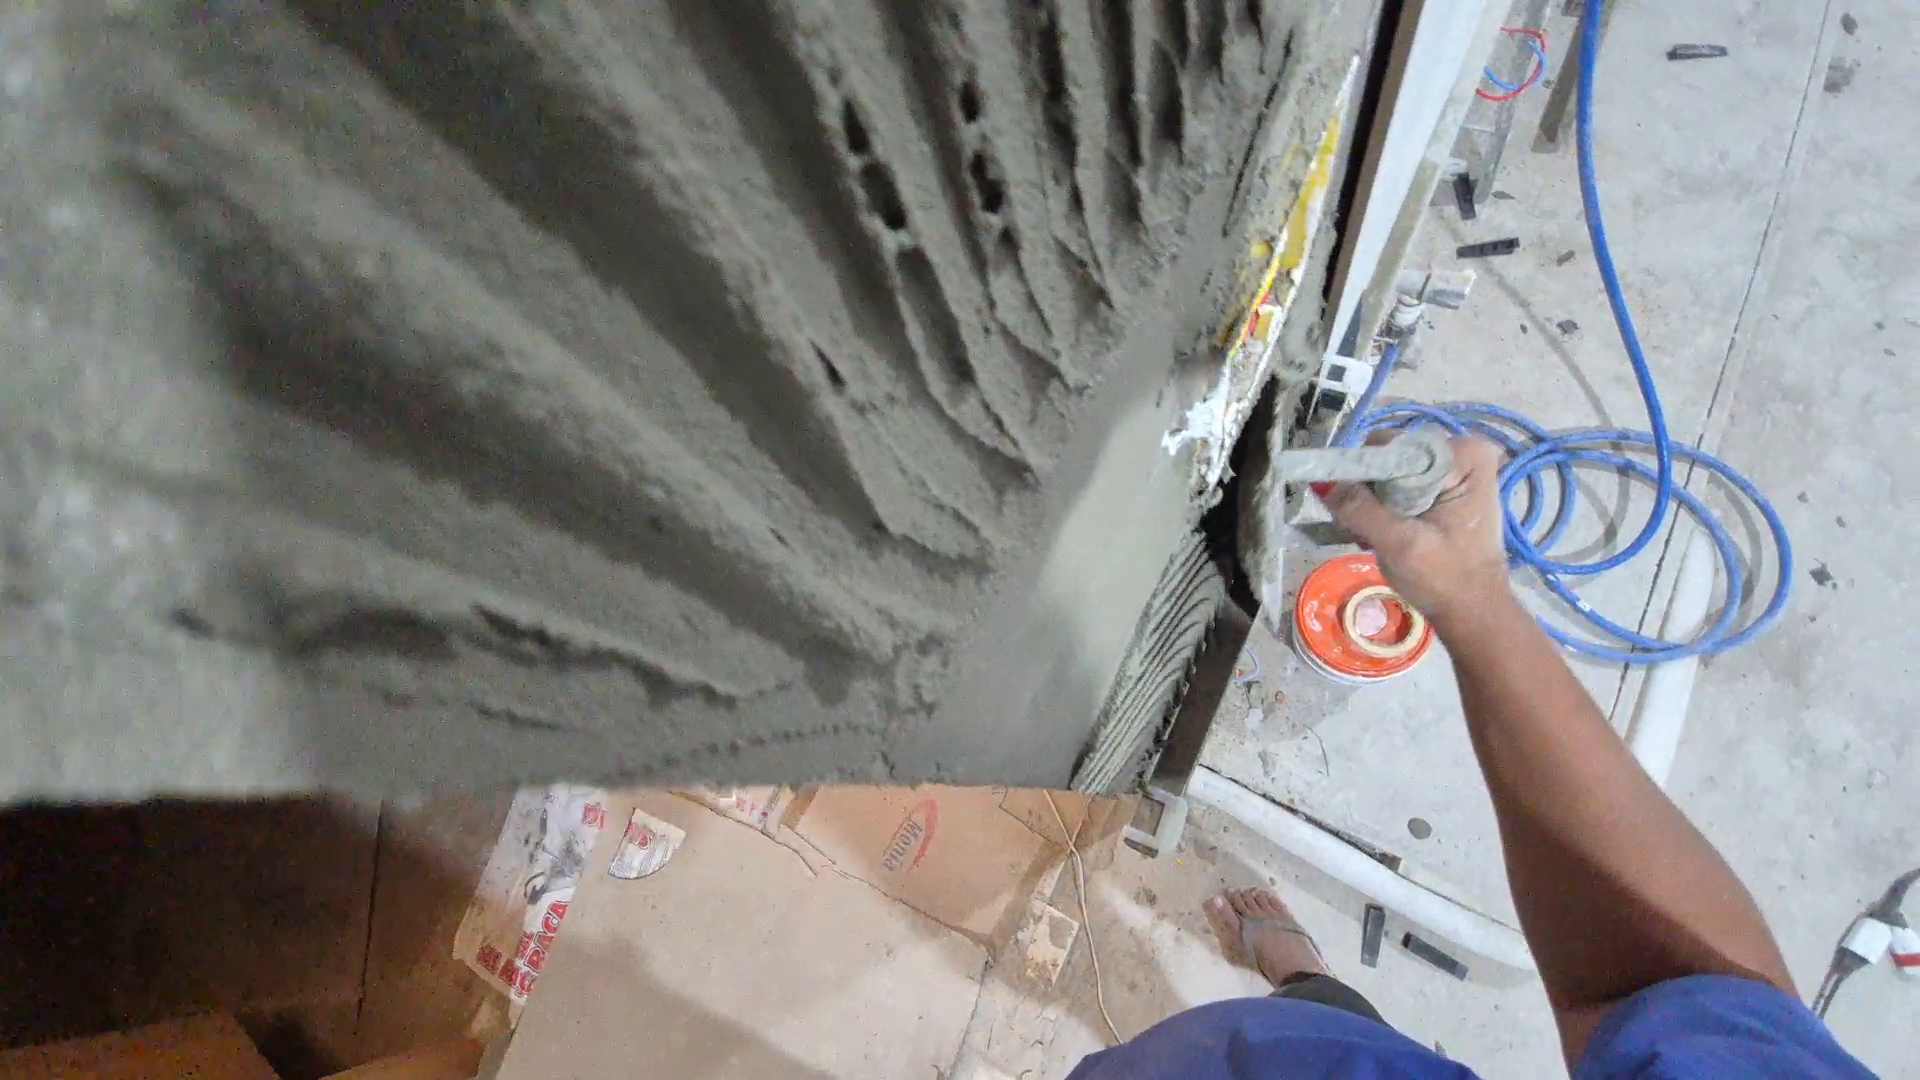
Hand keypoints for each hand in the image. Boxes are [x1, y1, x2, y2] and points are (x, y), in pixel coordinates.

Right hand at [1318, 435, 1511, 625]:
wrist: (1472, 609)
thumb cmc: (1445, 579)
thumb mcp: (1399, 545)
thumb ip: (1361, 511)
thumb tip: (1321, 483)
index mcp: (1466, 457)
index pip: (1392, 445)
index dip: (1366, 475)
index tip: (1358, 510)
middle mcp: (1460, 453)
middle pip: (1387, 454)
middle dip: (1368, 489)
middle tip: (1364, 526)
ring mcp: (1451, 469)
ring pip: (1385, 469)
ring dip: (1369, 500)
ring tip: (1371, 533)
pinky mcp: (1441, 485)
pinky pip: (1394, 482)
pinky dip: (1379, 505)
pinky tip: (1380, 530)